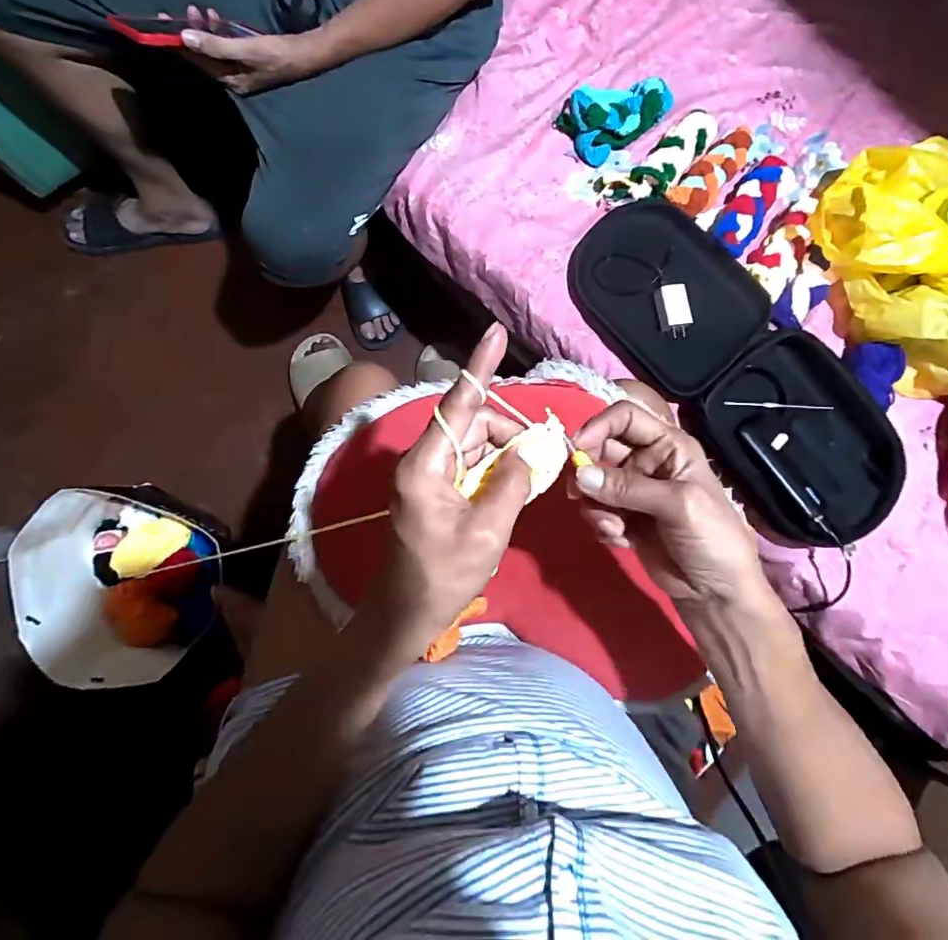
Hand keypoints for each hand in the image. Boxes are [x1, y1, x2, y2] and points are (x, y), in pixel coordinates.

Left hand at [179, 6, 322, 93]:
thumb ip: (214, 44)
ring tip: (198, 10)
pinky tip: (215, 17)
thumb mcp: (244, 49)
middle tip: (185, 10)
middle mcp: (233, 77)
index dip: (180, 44)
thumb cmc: (277, 54)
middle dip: (192, 33)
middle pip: (204, 55)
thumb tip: (183, 37)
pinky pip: (225, 44)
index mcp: (231, 81)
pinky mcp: (249, 57)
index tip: (163, 25)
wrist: (307, 54)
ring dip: (204, 29)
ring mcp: (241, 67)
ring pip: (214, 48)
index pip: (198, 62)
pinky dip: (218, 31)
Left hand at [357, 324, 528, 654]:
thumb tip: (532, 450)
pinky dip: (495, 467)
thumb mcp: (486, 532)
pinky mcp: (434, 489)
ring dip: (504, 451)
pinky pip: (470, 463)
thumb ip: (512, 484)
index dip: (479, 367)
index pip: (457, 404)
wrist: (406, 613)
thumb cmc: (441, 576)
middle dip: (508, 431)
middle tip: (541, 456)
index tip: (495, 333)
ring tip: (531, 473)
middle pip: (471, 423)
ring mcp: (427, 474)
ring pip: (474, 442)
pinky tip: (515, 483)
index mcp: (425, 466)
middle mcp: (423, 461)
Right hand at [568, 400, 770, 610]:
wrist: (717, 593)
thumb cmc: (712, 538)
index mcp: (669, 446)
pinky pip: (597, 511)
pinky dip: (600, 523)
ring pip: (593, 483)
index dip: (599, 426)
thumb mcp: (677, 505)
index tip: (578, 449)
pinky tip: (619, 539)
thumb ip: (628, 488)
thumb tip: (580, 475)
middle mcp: (648, 462)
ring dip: (594, 504)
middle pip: (601, 449)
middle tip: (576, 492)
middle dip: (586, 470)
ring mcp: (634, 492)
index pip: (626, 417)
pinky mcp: (625, 519)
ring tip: (612, 527)